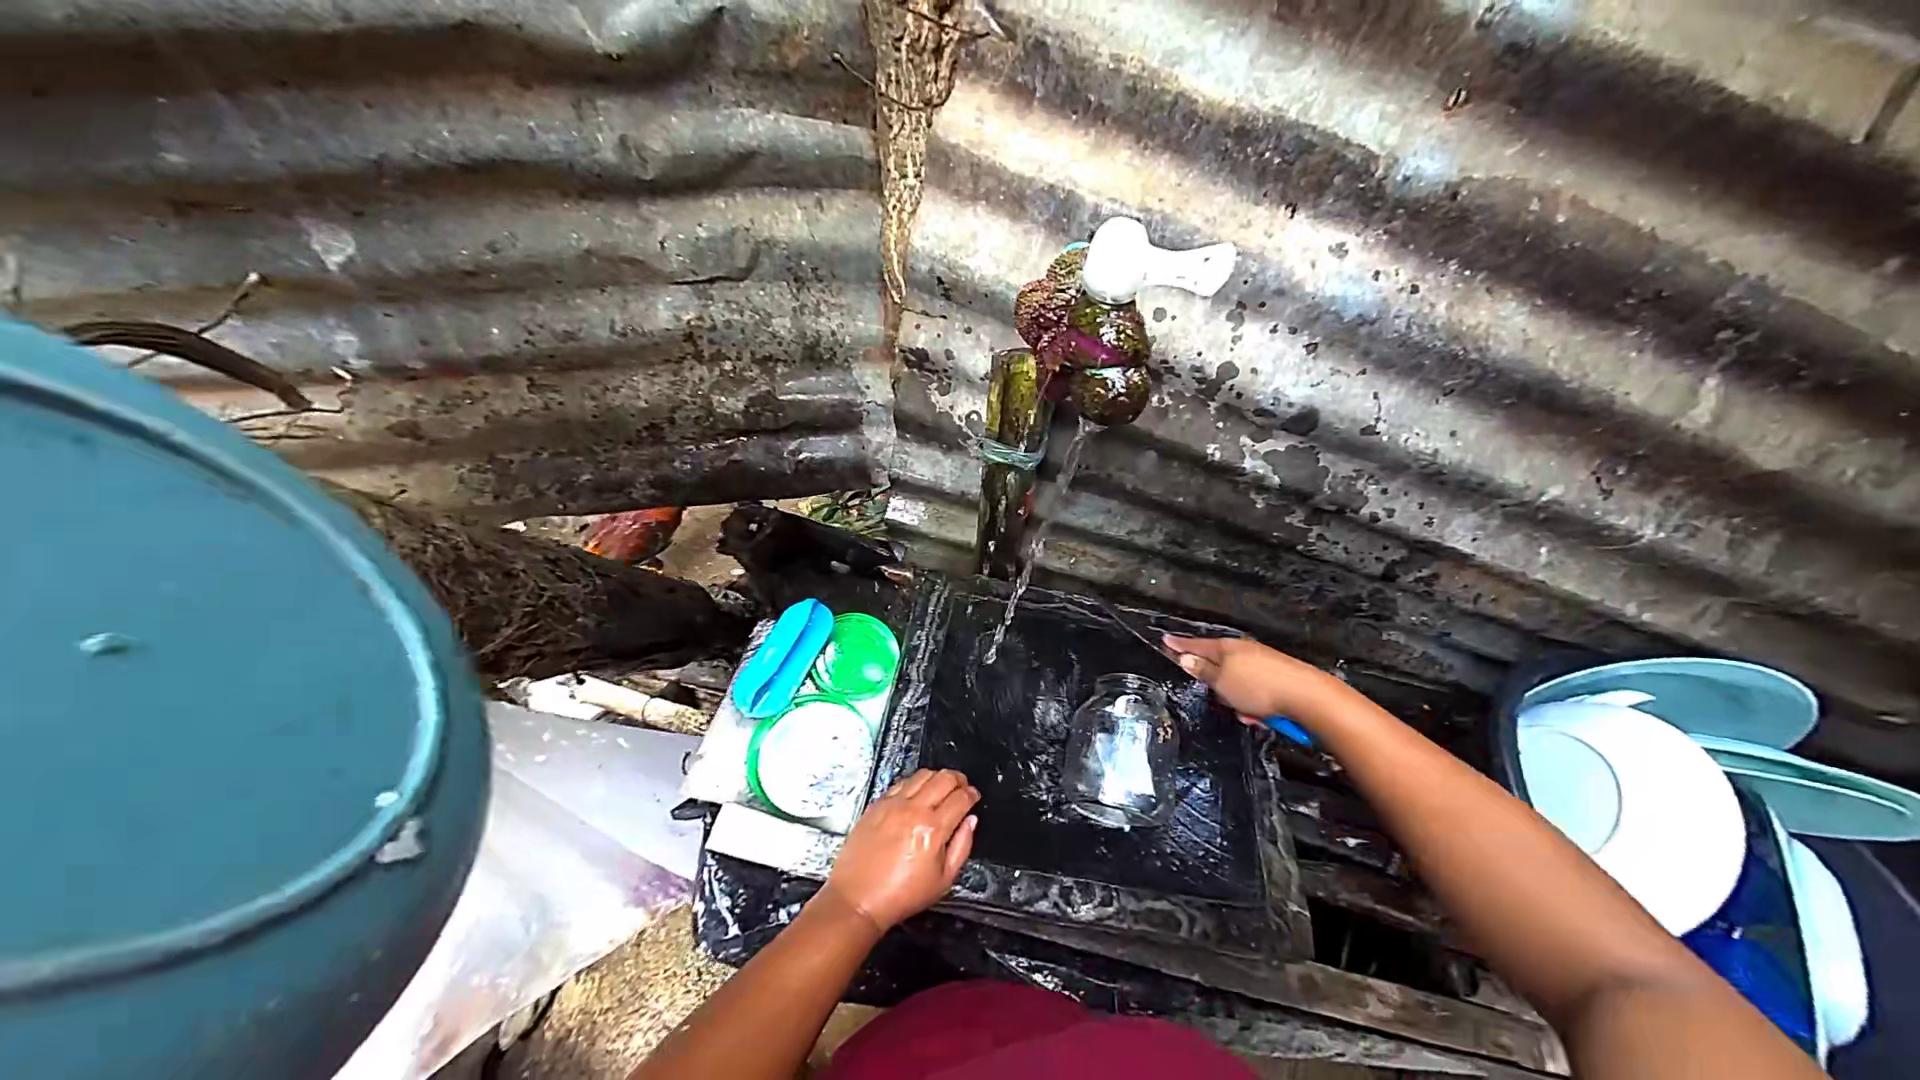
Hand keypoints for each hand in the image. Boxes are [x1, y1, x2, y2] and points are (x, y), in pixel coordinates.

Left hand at [818, 769, 978, 932]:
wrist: (858, 899)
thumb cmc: (900, 895)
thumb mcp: (943, 880)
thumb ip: (962, 846)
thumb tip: (970, 822)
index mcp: (933, 829)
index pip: (960, 798)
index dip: (972, 794)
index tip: (974, 796)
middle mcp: (913, 810)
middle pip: (943, 778)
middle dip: (959, 780)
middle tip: (962, 788)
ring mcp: (893, 804)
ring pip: (923, 774)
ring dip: (937, 778)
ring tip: (941, 789)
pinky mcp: (877, 804)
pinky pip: (902, 783)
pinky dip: (915, 783)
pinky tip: (917, 795)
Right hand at [1162, 635, 1345, 726]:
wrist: (1308, 697)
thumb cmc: (1260, 688)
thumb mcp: (1221, 682)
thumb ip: (1202, 671)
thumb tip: (1186, 658)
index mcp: (1226, 647)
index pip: (1195, 644)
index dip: (1179, 645)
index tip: (1166, 641)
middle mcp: (1244, 650)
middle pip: (1218, 666)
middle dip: (1216, 685)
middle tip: (1219, 697)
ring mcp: (1262, 662)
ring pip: (1238, 683)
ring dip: (1239, 700)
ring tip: (1249, 713)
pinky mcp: (1278, 676)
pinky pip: (1256, 691)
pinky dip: (1256, 704)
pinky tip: (1262, 715)